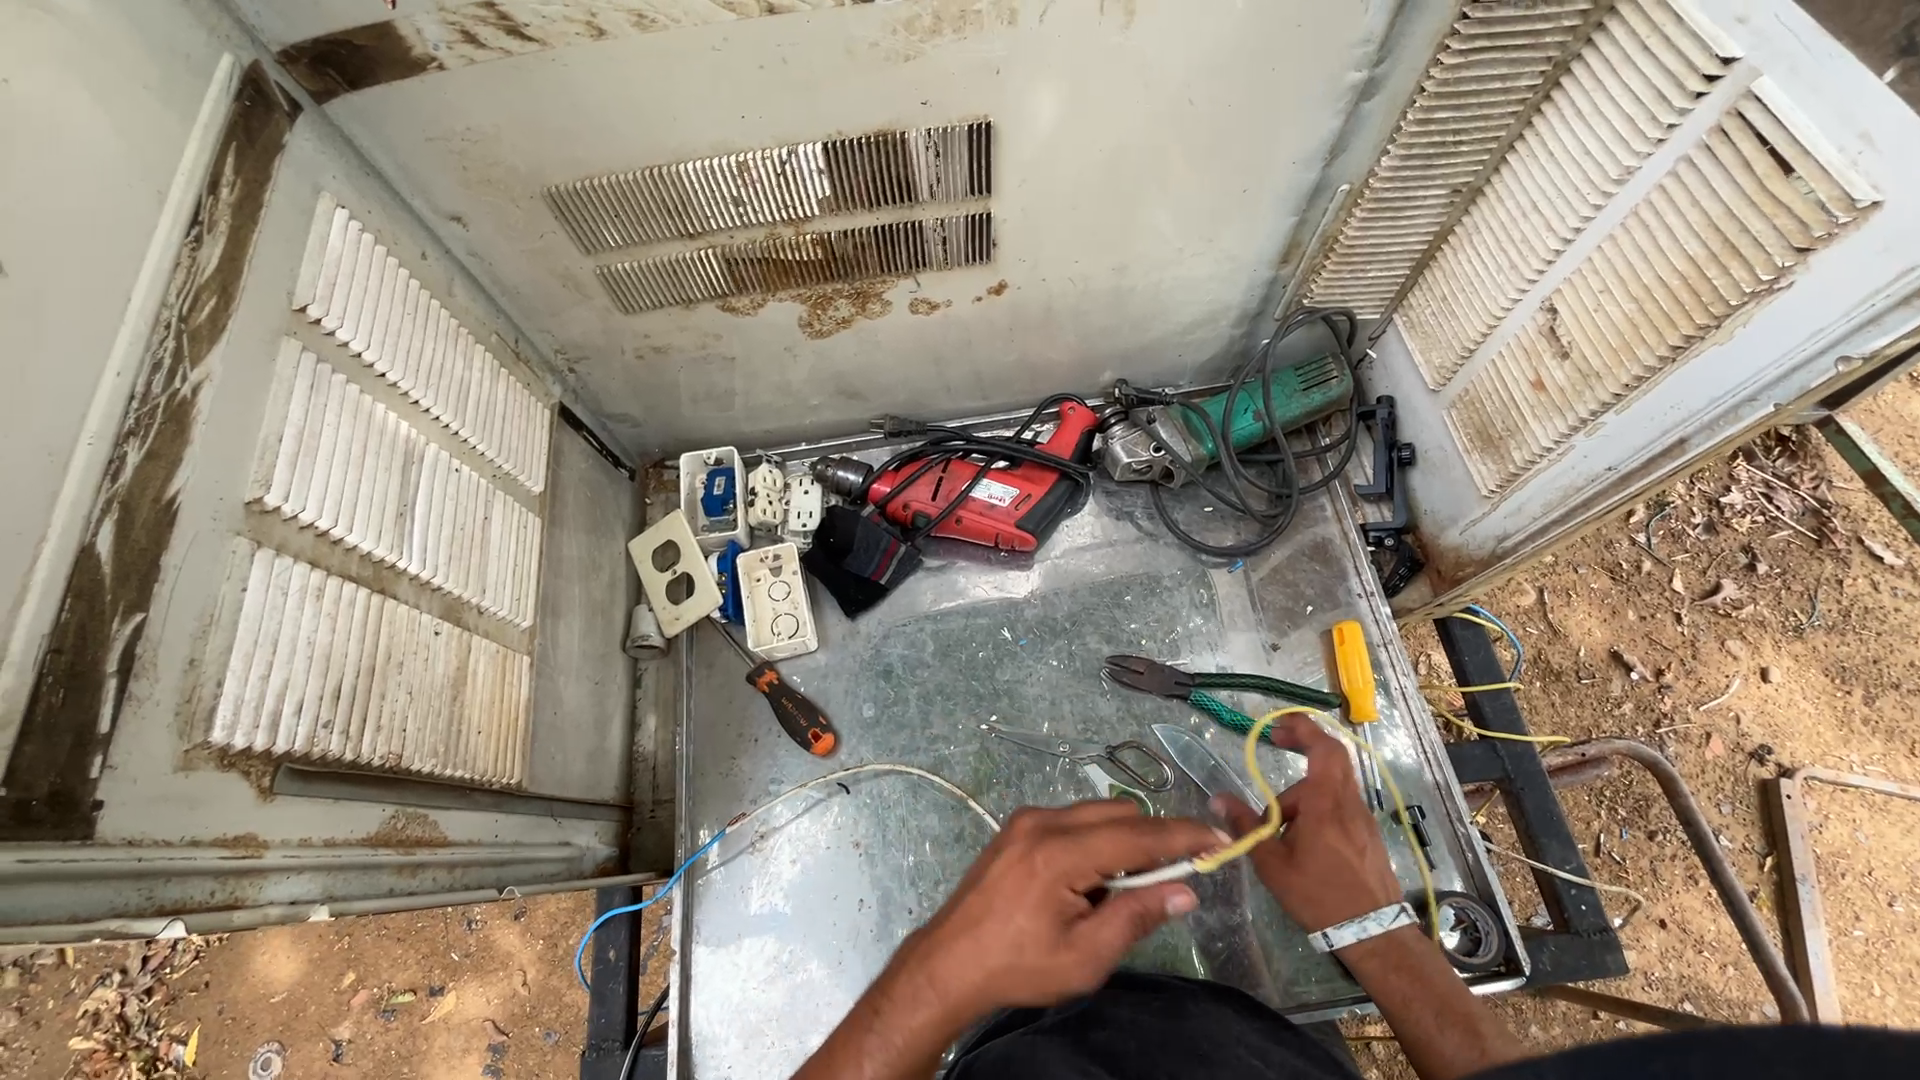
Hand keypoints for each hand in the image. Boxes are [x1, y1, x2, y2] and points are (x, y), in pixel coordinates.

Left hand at [890, 800, 1221, 1020]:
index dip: (1184, 836)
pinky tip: (1086, 882)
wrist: (950, 961)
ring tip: (1116, 891)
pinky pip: (1072, 819)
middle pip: (1120, 813)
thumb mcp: (1085, 956)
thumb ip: (1136, 916)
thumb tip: (1185, 891)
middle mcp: (1043, 821)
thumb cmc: (1019, 966)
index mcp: (1060, 852)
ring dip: (1121, 841)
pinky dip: (1093, 840)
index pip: (1138, 833)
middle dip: (1152, 839)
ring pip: (1096, 812)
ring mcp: (1026, 819)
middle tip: (1168, 880)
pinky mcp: (1017, 826)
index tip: (1220, 839)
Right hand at [1214, 713, 1400, 932]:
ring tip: (1281, 826)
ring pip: (1331, 785)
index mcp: (1326, 804)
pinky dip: (1317, 807)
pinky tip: (1303, 839)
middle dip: (1303, 745)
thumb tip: (1218, 800)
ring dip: (1304, 791)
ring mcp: (1363, 818)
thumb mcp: (1272, 863)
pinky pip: (1340, 804)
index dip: (1303, 727)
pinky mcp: (1368, 834)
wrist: (1375, 935)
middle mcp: (1349, 803)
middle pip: (1330, 758)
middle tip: (1276, 744)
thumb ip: (1246, 826)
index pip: (1324, 748)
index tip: (1278, 724)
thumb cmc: (1319, 896)